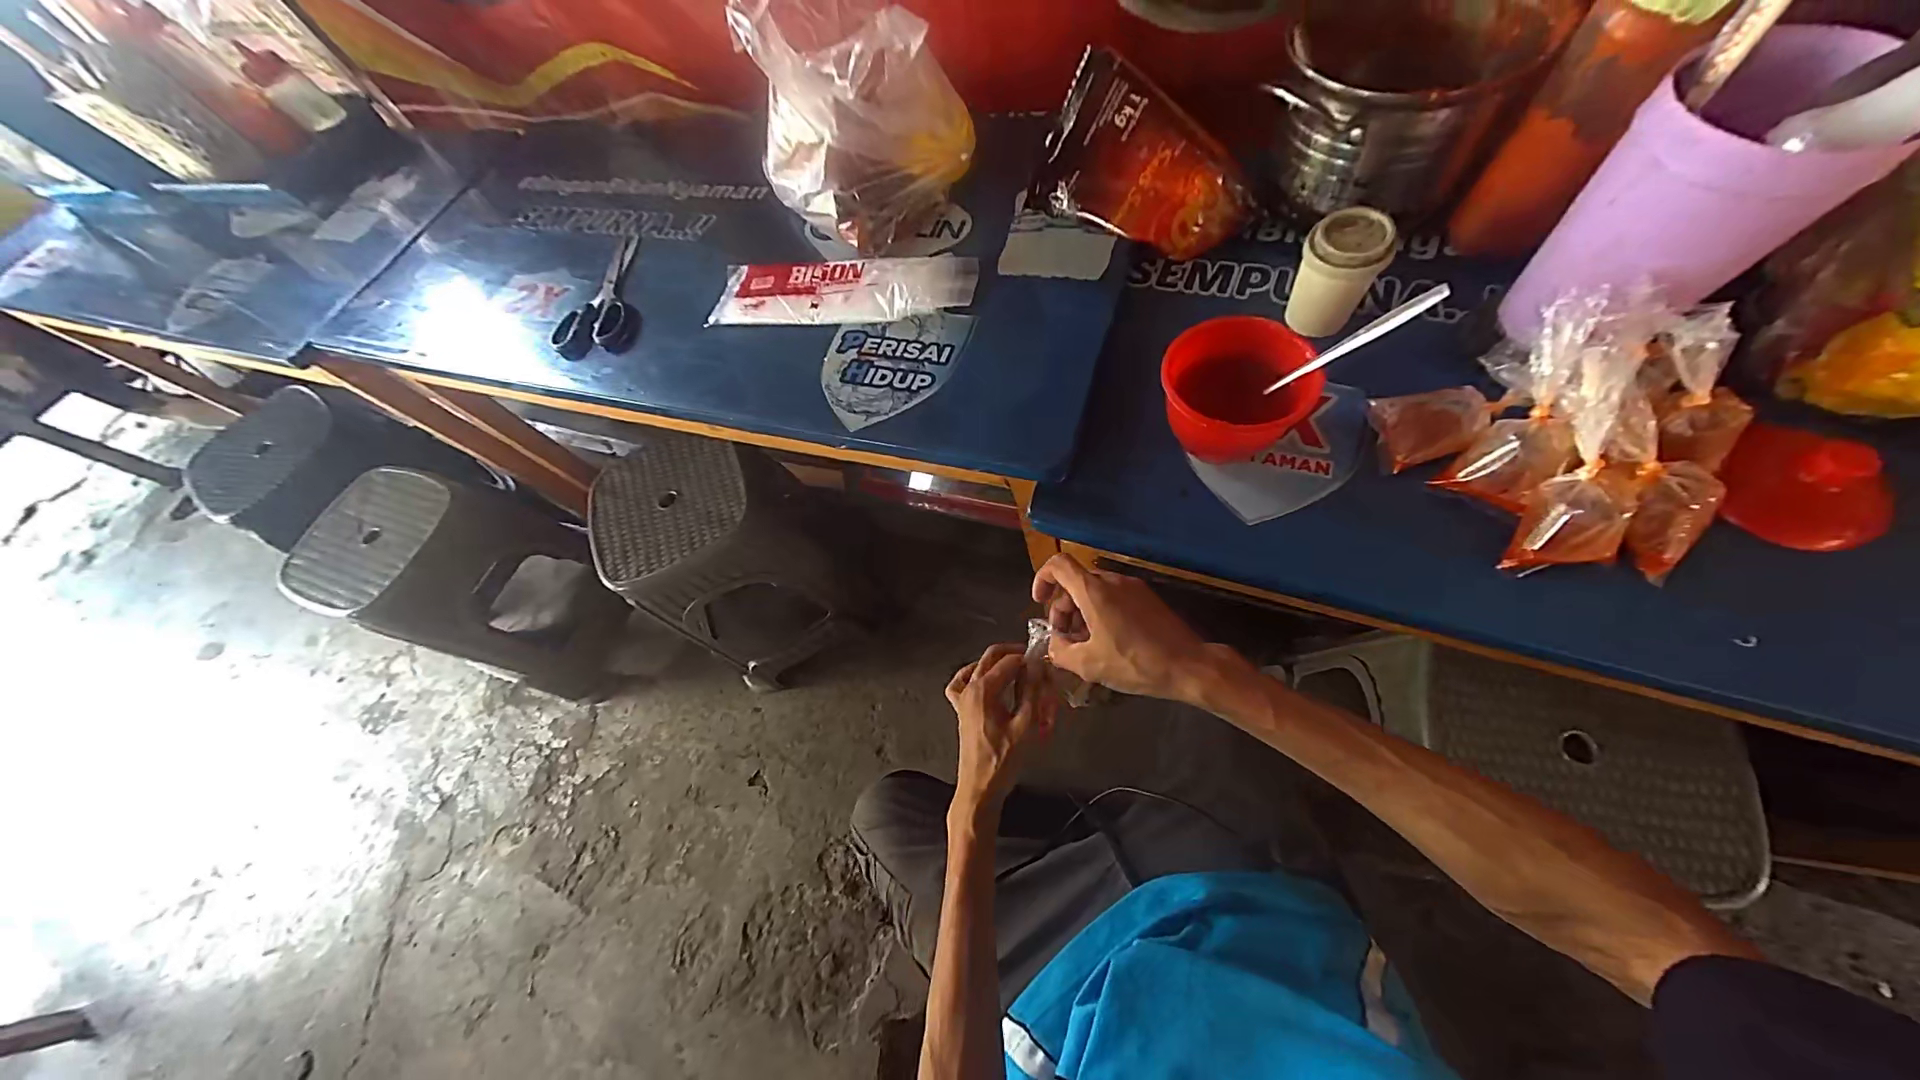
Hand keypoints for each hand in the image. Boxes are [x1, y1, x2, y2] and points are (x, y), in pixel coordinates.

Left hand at [946, 643, 1057, 816]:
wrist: (980, 787)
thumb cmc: (1003, 760)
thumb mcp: (1026, 725)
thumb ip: (1032, 692)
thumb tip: (1037, 668)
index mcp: (983, 690)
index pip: (1010, 661)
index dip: (1030, 659)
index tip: (1045, 664)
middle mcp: (969, 689)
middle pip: (991, 656)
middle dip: (1014, 653)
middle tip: (1035, 660)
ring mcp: (962, 699)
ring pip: (978, 666)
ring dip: (997, 662)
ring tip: (1018, 668)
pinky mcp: (961, 711)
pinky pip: (962, 684)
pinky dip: (974, 676)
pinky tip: (988, 682)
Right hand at [1031, 554, 1214, 701]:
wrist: (1189, 666)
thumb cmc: (1136, 663)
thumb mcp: (1089, 665)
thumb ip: (1060, 651)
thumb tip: (1054, 644)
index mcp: (1094, 591)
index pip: (1058, 565)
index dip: (1042, 579)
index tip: (1039, 602)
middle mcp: (1113, 581)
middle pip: (1075, 582)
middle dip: (1062, 608)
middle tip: (1064, 638)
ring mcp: (1133, 588)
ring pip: (1094, 591)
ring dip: (1081, 613)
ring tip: (1084, 644)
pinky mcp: (1147, 599)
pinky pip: (1113, 598)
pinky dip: (1100, 613)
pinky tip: (1106, 642)